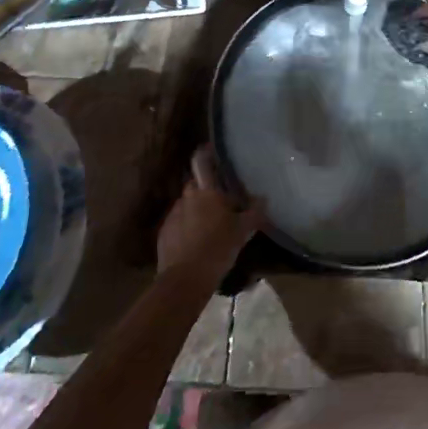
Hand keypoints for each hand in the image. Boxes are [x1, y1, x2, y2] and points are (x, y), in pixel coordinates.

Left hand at [157, 149, 262, 282]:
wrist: (185, 278)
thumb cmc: (218, 248)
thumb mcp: (242, 232)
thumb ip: (254, 213)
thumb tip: (263, 198)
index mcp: (206, 192)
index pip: (201, 162)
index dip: (204, 153)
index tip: (210, 150)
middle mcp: (187, 197)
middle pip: (195, 185)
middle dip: (205, 189)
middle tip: (219, 202)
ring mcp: (173, 214)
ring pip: (186, 204)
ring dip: (195, 209)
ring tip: (208, 226)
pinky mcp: (164, 231)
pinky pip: (178, 222)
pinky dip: (185, 227)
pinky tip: (195, 242)